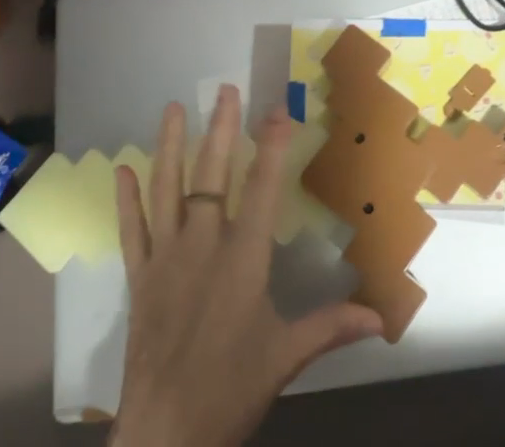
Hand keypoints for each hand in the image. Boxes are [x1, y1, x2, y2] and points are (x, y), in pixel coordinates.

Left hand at [111, 85, 381, 446]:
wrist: (165, 430)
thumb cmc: (230, 388)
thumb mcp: (286, 357)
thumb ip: (330, 327)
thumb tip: (382, 317)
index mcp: (242, 260)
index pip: (260, 190)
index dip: (270, 147)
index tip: (276, 110)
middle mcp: (201, 247)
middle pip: (211, 177)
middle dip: (220, 131)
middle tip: (224, 90)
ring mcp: (164, 259)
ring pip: (165, 191)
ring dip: (168, 147)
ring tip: (172, 109)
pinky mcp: (139, 279)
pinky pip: (130, 231)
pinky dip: (126, 200)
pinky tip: (122, 170)